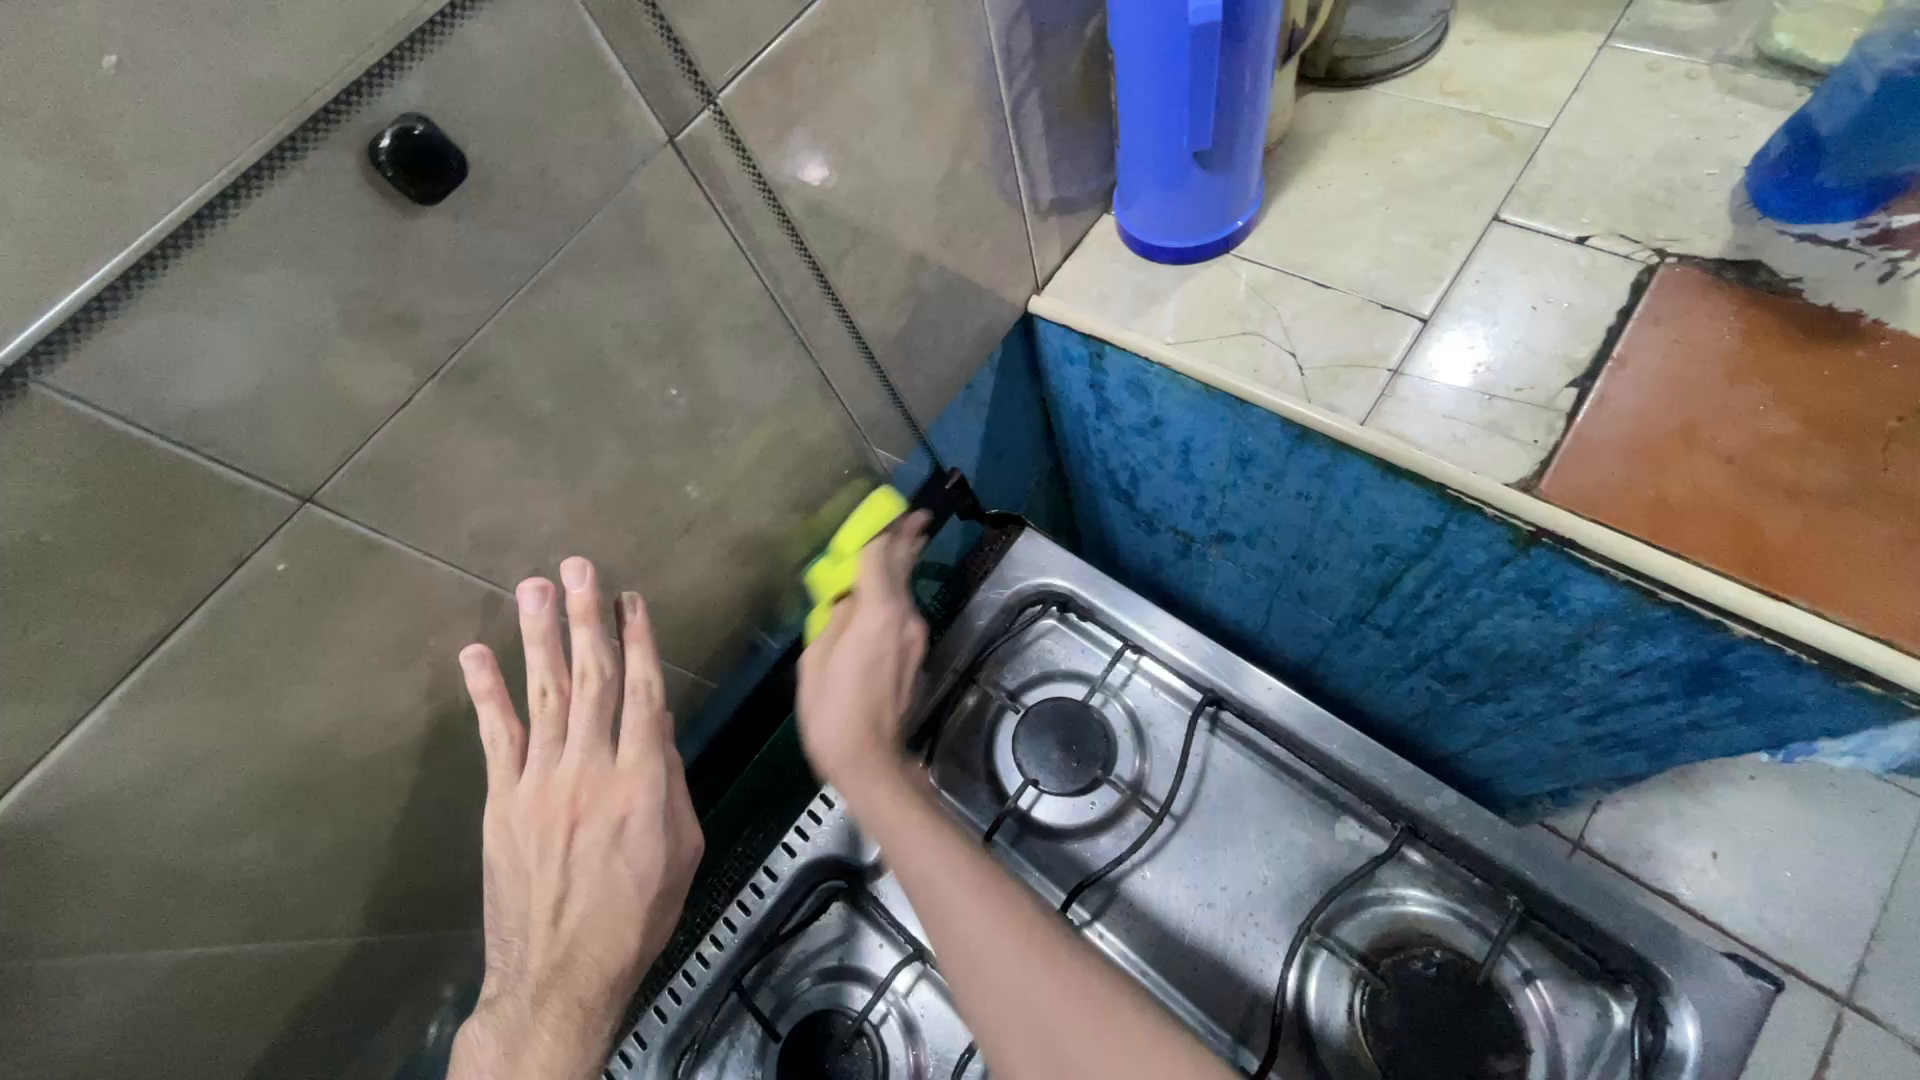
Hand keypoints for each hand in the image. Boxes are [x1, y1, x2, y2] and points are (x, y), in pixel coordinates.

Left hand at [449, 557, 702, 1079]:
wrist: (562, 972)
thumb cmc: (639, 911)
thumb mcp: (682, 848)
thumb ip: (670, 782)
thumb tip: (657, 727)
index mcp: (643, 779)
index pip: (643, 691)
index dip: (639, 640)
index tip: (632, 599)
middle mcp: (590, 767)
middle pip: (592, 678)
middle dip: (587, 618)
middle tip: (579, 568)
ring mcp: (539, 781)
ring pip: (544, 694)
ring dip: (539, 637)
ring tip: (533, 589)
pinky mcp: (501, 801)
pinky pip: (494, 737)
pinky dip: (485, 693)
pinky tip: (475, 655)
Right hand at [796, 511, 931, 791]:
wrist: (871, 759)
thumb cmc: (832, 712)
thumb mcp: (817, 659)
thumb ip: (835, 619)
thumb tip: (847, 600)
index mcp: (877, 613)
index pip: (880, 557)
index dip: (879, 532)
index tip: (887, 511)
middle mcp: (905, 617)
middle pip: (904, 567)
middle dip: (907, 539)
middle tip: (915, 516)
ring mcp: (916, 636)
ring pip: (907, 590)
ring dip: (903, 565)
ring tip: (902, 542)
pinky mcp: (916, 653)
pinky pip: (904, 612)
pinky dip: (896, 594)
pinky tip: (886, 591)